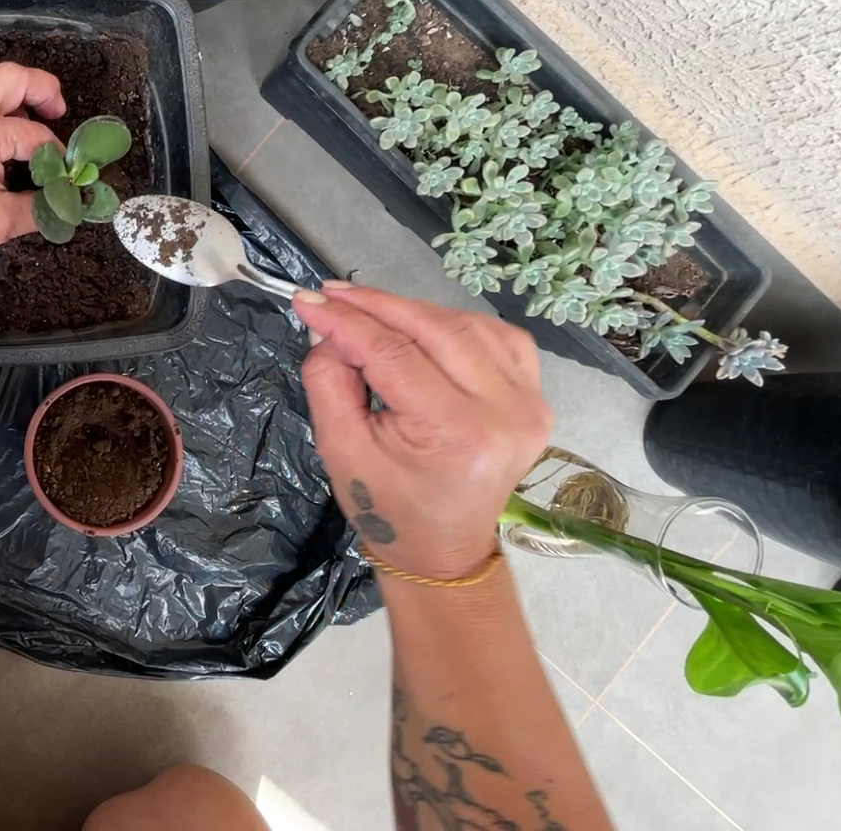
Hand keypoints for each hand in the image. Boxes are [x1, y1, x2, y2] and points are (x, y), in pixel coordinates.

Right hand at [292, 283, 552, 579]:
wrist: (439, 546)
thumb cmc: (381, 502)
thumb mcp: (337, 445)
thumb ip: (328, 379)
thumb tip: (328, 328)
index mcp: (455, 432)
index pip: (393, 354)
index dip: (345, 321)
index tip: (305, 300)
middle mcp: (506, 411)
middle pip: (436, 329)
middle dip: (377, 305)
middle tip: (330, 294)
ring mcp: (531, 403)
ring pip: (468, 325)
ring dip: (411, 310)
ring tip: (364, 309)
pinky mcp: (535, 398)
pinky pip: (496, 338)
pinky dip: (451, 322)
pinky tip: (418, 326)